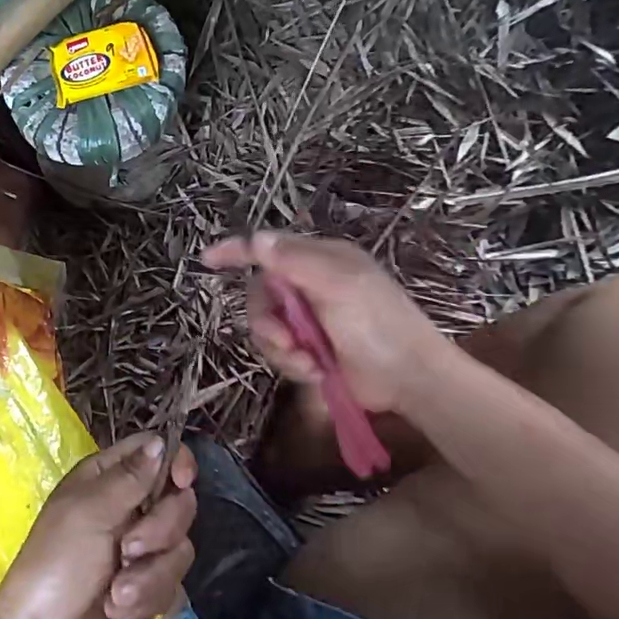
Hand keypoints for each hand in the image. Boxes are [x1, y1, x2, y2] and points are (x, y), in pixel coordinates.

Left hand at [0, 432, 197, 618]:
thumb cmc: (59, 557)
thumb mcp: (90, 510)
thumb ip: (131, 477)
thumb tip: (161, 443)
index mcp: (110, 476)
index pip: (156, 451)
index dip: (175, 461)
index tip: (181, 481)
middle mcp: (132, 505)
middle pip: (178, 499)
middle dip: (159, 529)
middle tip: (128, 548)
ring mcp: (144, 546)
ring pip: (180, 545)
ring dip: (148, 572)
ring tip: (116, 590)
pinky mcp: (152, 583)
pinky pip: (173, 582)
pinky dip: (145, 596)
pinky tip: (116, 606)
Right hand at [202, 231, 458, 414]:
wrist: (410, 379)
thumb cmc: (379, 324)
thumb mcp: (339, 285)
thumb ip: (295, 261)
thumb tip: (256, 239)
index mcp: (321, 260)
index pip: (270, 248)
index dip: (237, 251)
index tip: (208, 260)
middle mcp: (311, 285)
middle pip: (261, 294)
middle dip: (267, 320)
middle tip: (285, 340)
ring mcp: (310, 319)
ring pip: (266, 326)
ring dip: (281, 347)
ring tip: (306, 362)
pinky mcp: (310, 349)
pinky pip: (279, 350)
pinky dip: (292, 363)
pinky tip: (315, 371)